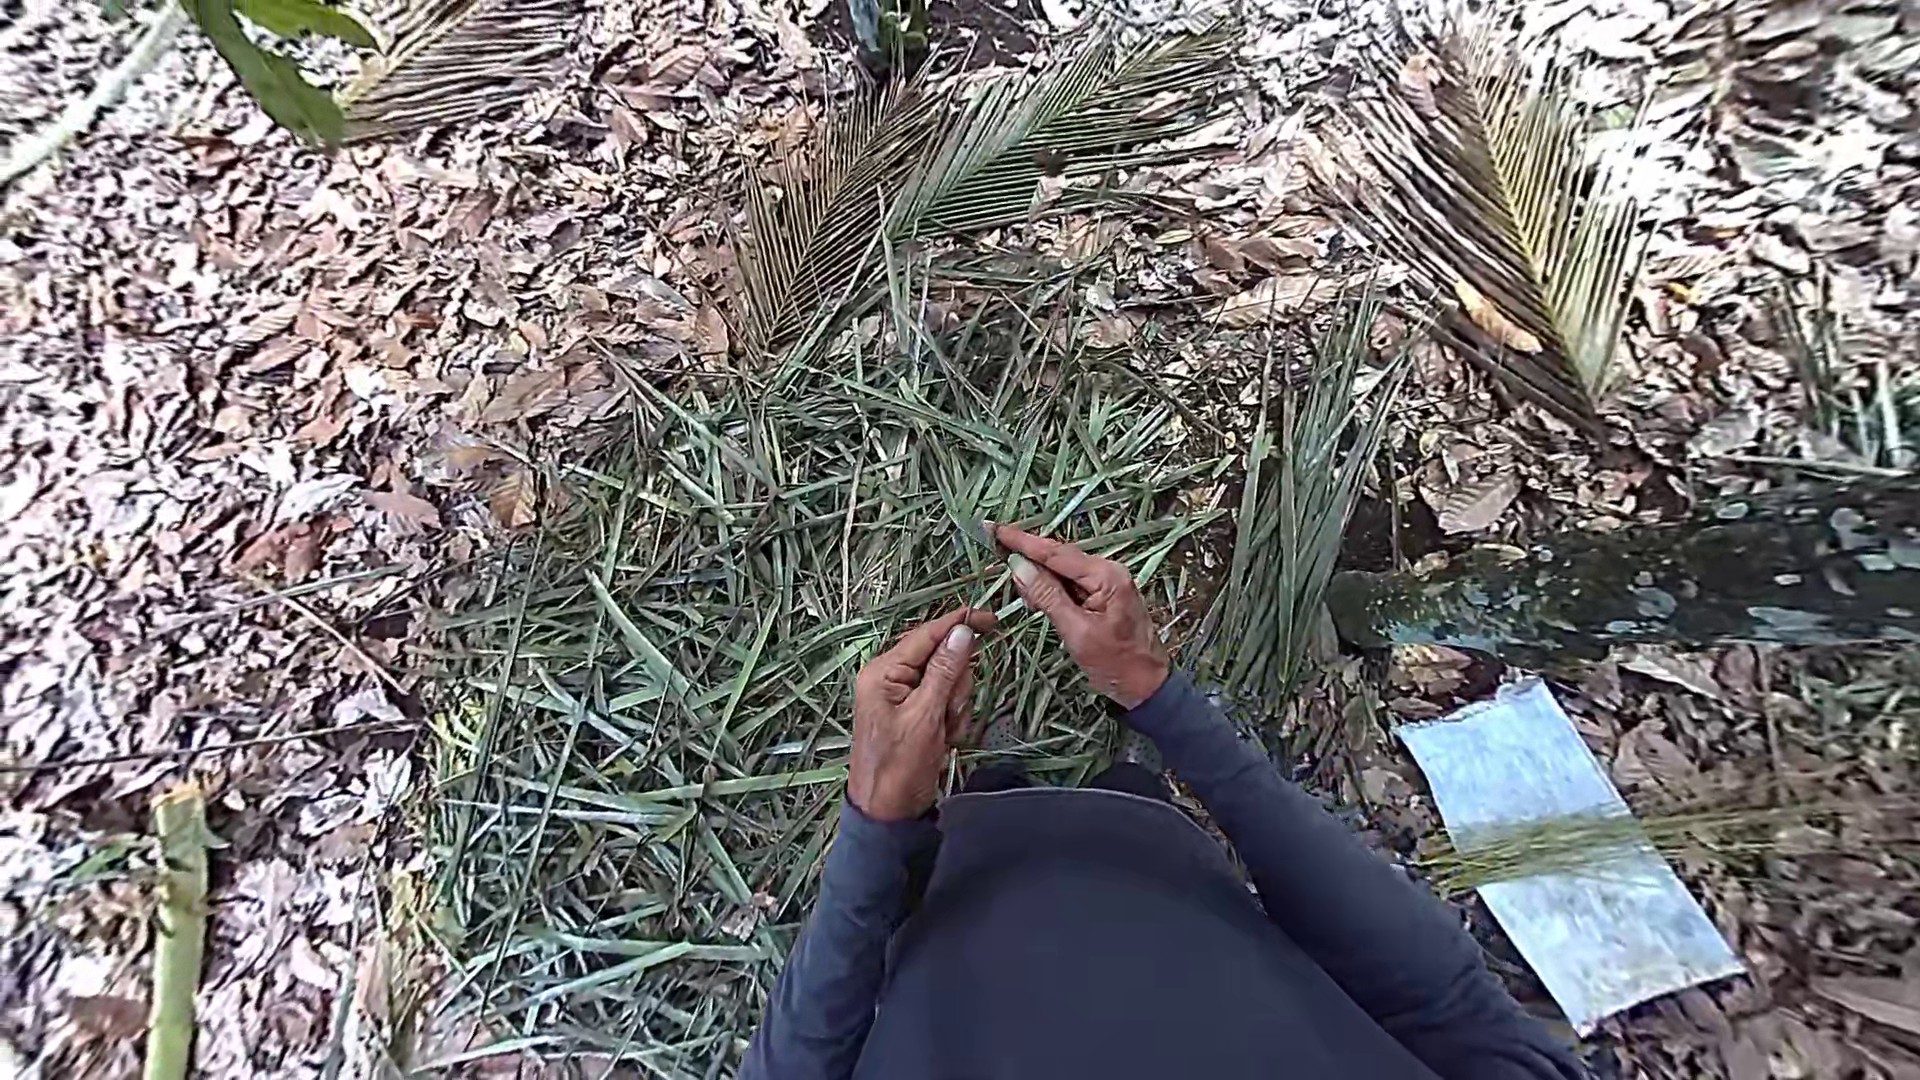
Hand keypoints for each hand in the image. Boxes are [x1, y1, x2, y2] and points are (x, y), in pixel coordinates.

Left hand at [848, 607, 998, 820]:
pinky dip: (953, 716)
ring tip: (945, 730)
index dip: (959, 623)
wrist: (888, 813)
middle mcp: (891, 676)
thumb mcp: (926, 716)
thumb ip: (945, 671)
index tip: (991, 619)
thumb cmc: (899, 767)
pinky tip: (945, 737)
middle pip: (942, 656)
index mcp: (884, 670)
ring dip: (956, 704)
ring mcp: (903, 694)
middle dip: (956, 684)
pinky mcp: (916, 710)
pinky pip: (946, 698)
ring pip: (949, 678)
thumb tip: (963, 631)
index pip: (927, 634)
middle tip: (950, 712)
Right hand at [992, 524, 1168, 708]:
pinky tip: (1041, 604)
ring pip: (1061, 571)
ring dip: (1039, 581)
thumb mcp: (1076, 631)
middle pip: (1058, 558)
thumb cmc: (1116, 664)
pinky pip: (1069, 585)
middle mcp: (1107, 571)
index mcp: (1106, 576)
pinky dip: (1051, 591)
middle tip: (1004, 571)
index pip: (1056, 552)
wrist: (1148, 687)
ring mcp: (1106, 582)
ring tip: (1029, 602)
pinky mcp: (1102, 595)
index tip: (996, 529)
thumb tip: (1019, 566)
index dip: (1022, 541)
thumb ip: (1047, 596)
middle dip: (1029, 564)